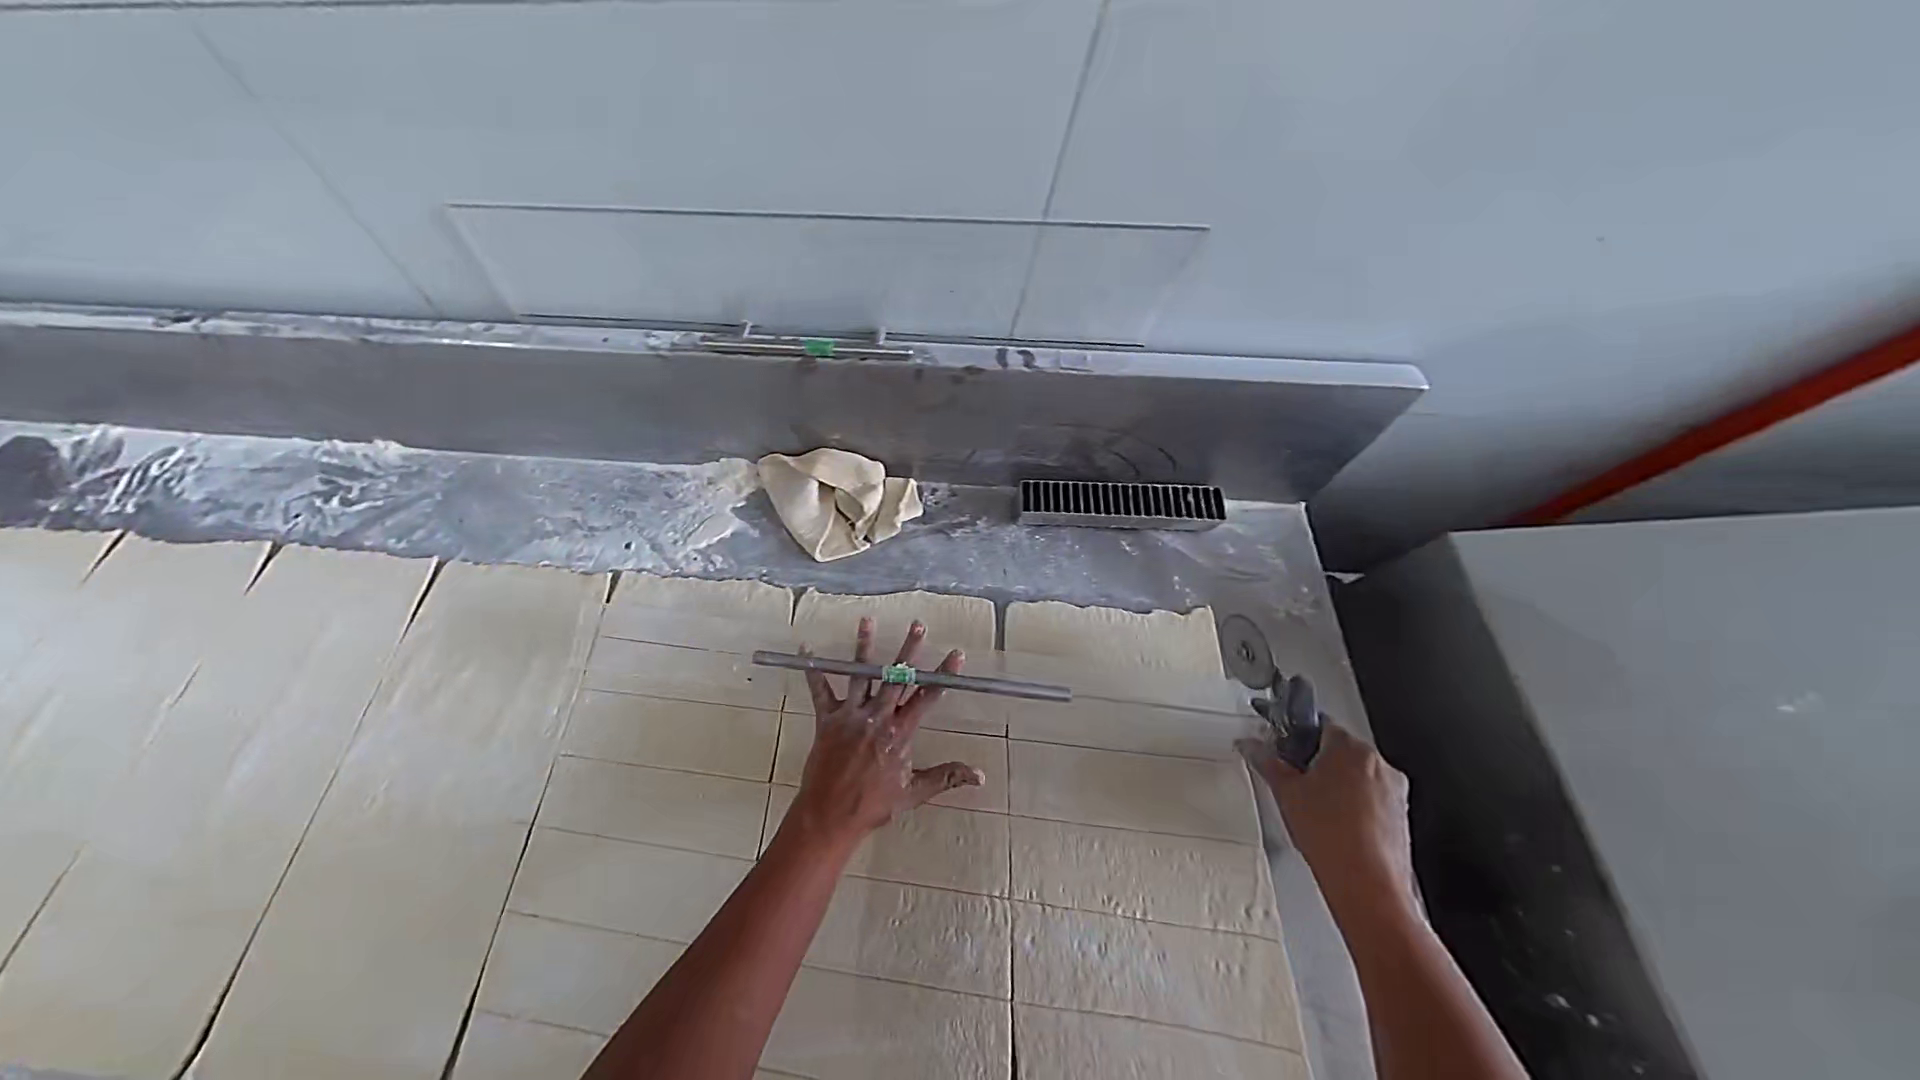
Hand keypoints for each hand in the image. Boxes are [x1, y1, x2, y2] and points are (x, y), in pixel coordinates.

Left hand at [782, 618, 982, 855]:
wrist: (829, 816)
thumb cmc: (873, 806)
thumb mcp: (914, 793)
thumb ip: (946, 777)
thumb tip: (979, 775)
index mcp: (899, 733)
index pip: (926, 698)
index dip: (942, 676)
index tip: (955, 656)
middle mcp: (876, 717)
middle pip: (896, 677)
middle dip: (908, 650)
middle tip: (917, 626)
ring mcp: (850, 716)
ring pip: (860, 675)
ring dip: (863, 647)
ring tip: (867, 621)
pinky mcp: (826, 720)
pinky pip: (819, 691)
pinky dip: (813, 670)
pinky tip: (806, 650)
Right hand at [1241, 724, 1417, 915]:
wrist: (1367, 885)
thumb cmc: (1333, 838)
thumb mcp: (1285, 792)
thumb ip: (1266, 761)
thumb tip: (1252, 747)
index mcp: (1351, 749)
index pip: (1320, 724)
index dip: (1297, 734)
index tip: (1283, 745)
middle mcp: (1378, 765)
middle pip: (1340, 749)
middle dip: (1316, 761)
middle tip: (1294, 779)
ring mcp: (1394, 791)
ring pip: (1356, 775)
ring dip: (1336, 784)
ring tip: (1313, 808)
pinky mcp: (1400, 816)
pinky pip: (1371, 798)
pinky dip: (1353, 805)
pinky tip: (1332, 824)